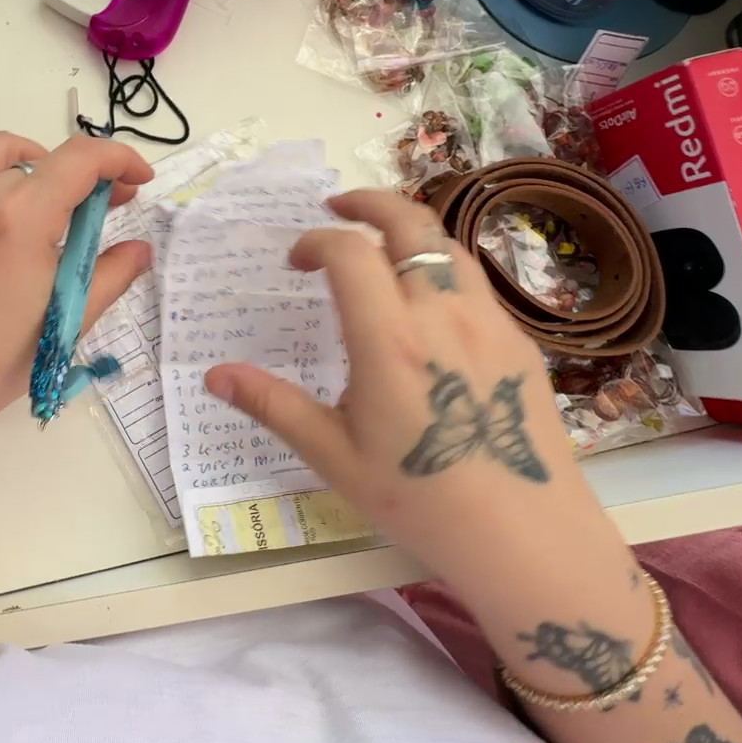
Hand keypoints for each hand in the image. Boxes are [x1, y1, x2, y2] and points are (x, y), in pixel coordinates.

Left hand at [0, 132, 153, 444]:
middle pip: (51, 157)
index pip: (82, 160)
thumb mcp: (71, 317)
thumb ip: (112, 273)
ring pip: (5, 150)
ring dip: (43, 163)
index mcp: (22, 217)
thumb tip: (142, 249)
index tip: (142, 179)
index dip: (121, 159)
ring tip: (60, 197)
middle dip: (91, 173)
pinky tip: (6, 198)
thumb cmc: (3, 358)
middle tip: (112, 205)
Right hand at [204, 189, 585, 557]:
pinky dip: (439, 267)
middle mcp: (442, 314)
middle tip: (336, 206)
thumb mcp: (333, 455)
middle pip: (410, 223)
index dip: (315, 241)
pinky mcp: (518, 342)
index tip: (295, 262)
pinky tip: (424, 306)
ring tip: (379, 248)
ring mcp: (489, 323)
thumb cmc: (420, 500)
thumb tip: (213, 376)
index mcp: (389, 339)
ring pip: (447, 245)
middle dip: (367, 201)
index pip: (348, 251)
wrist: (528, 540)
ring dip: (407, 231)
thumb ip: (272, 404)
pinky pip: (473, 282)